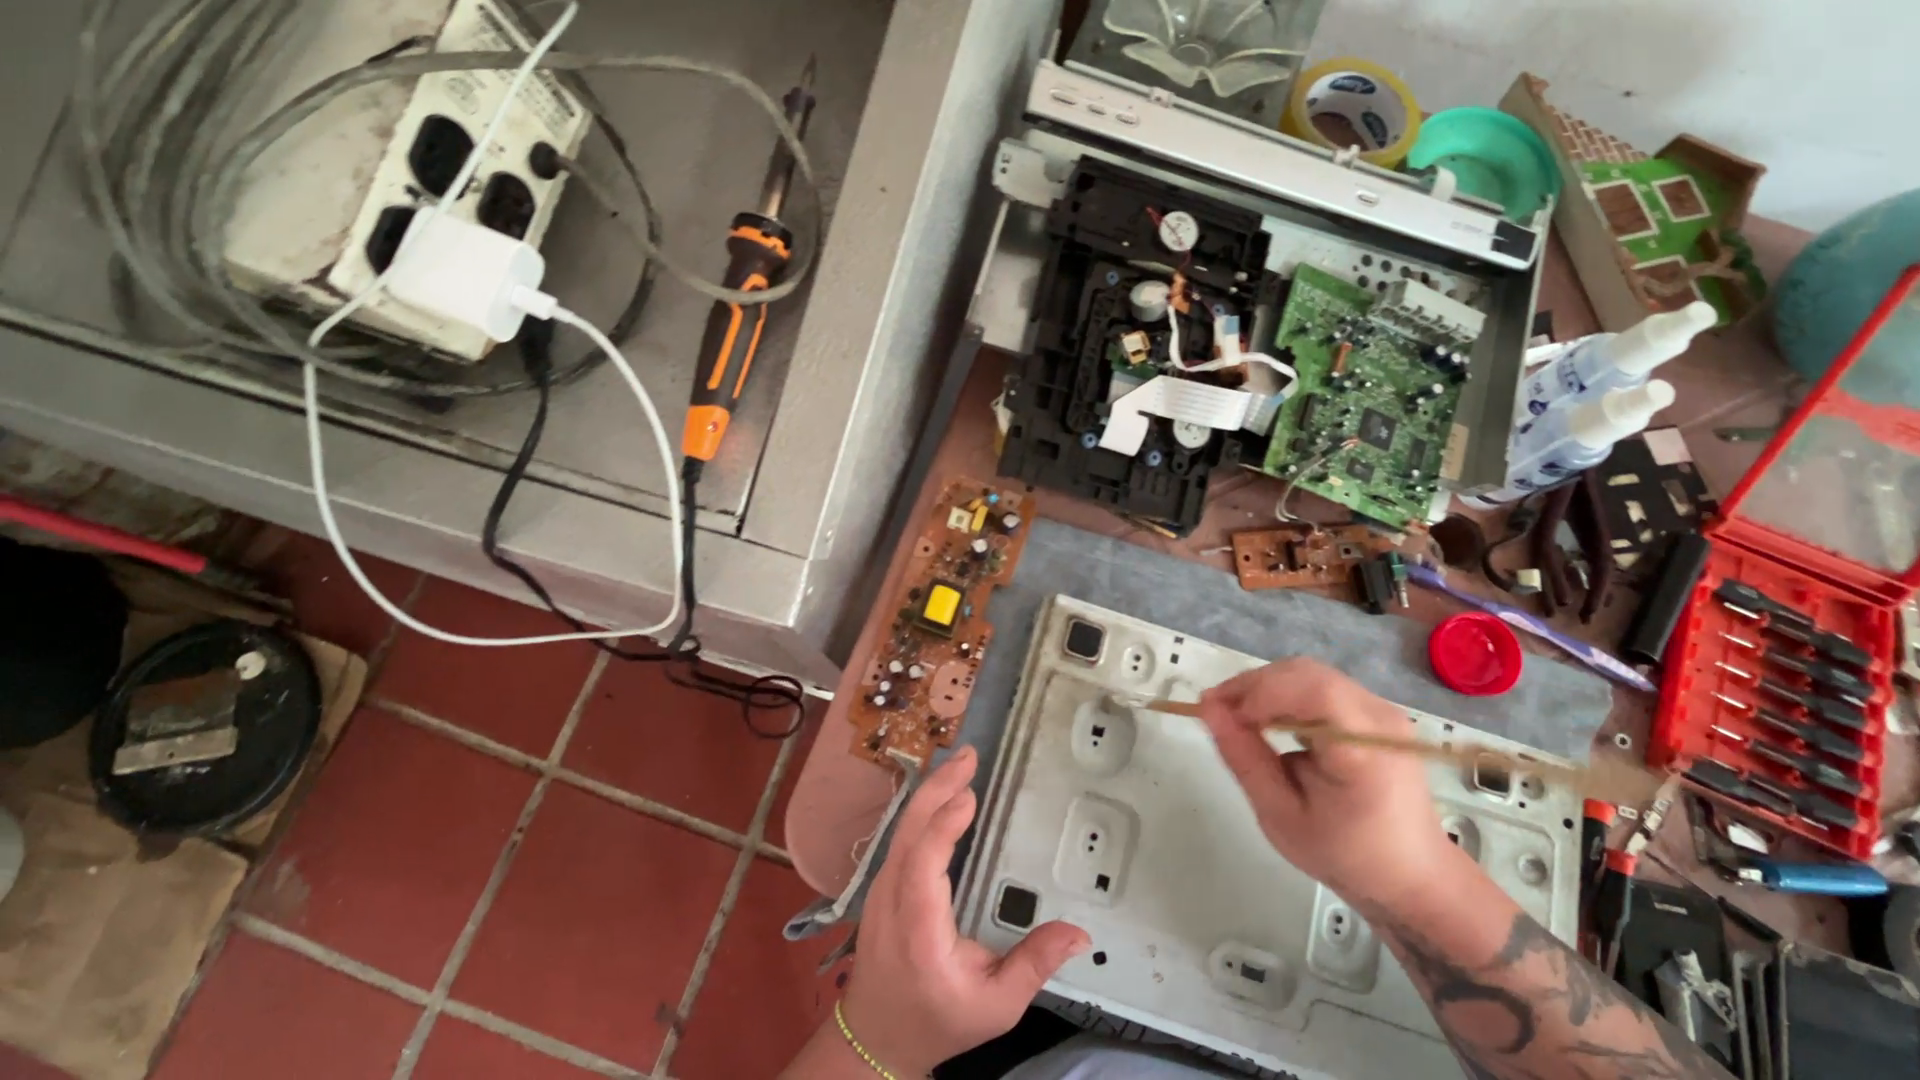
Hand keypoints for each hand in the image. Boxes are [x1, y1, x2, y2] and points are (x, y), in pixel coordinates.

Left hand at [840, 746, 1089, 1075]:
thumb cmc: (937, 1020)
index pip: (924, 862)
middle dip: (938, 787)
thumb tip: (1078, 933)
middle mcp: (892, 898)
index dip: (944, 824)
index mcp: (918, 926)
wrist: (877, 1037)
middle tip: (970, 755)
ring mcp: (882, 890)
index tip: (970, 794)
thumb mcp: (995, 1006)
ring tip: (962, 763)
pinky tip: (942, 795)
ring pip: (902, 828)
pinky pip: (901, 837)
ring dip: (930, 792)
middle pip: (909, 830)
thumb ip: (1033, 966)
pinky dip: (923, 809)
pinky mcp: (883, 887)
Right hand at [1199, 658, 1457, 909]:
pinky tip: (1269, 721)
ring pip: (1311, 675)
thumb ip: (1245, 760)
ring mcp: (1383, 711)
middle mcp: (1381, 718)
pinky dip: (1287, 696)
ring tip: (1238, 717)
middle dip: (1255, 686)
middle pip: (1308, 675)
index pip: (1313, 691)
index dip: (1260, 691)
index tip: (1218, 712)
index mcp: (1365, 751)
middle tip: (1216, 712)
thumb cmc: (1344, 854)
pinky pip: (1322, 688)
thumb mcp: (1281, 816)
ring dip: (1268, 689)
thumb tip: (1209, 710)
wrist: (1410, 873)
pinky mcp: (1376, 713)